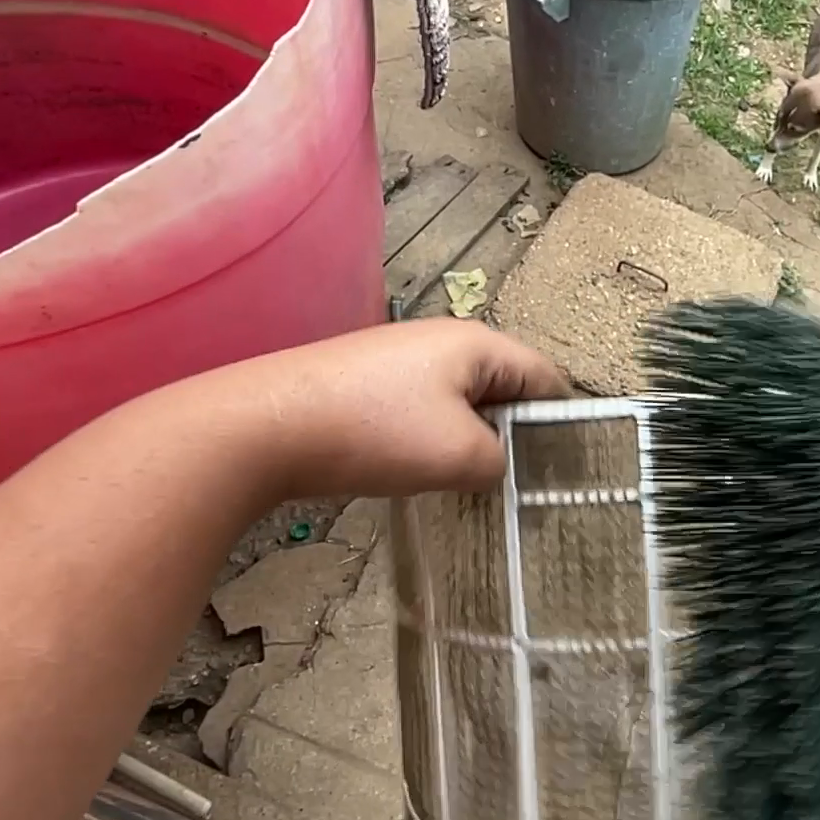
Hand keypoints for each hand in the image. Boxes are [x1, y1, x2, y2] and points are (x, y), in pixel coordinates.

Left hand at [213, 318, 566, 499]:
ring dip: (473, 437)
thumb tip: (497, 463)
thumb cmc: (374, 432)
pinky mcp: (369, 378)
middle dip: (515, 431)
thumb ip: (503, 461)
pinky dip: (436, 435)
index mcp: (478, 343)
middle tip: (517, 480)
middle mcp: (445, 338)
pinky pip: (426, 406)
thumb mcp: (460, 456)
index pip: (545, 375)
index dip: (561, 420)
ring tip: (467, 480)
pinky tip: (420, 467)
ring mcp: (402, 356)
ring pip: (464, 399)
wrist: (259, 427)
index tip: (561, 467)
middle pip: (505, 385)